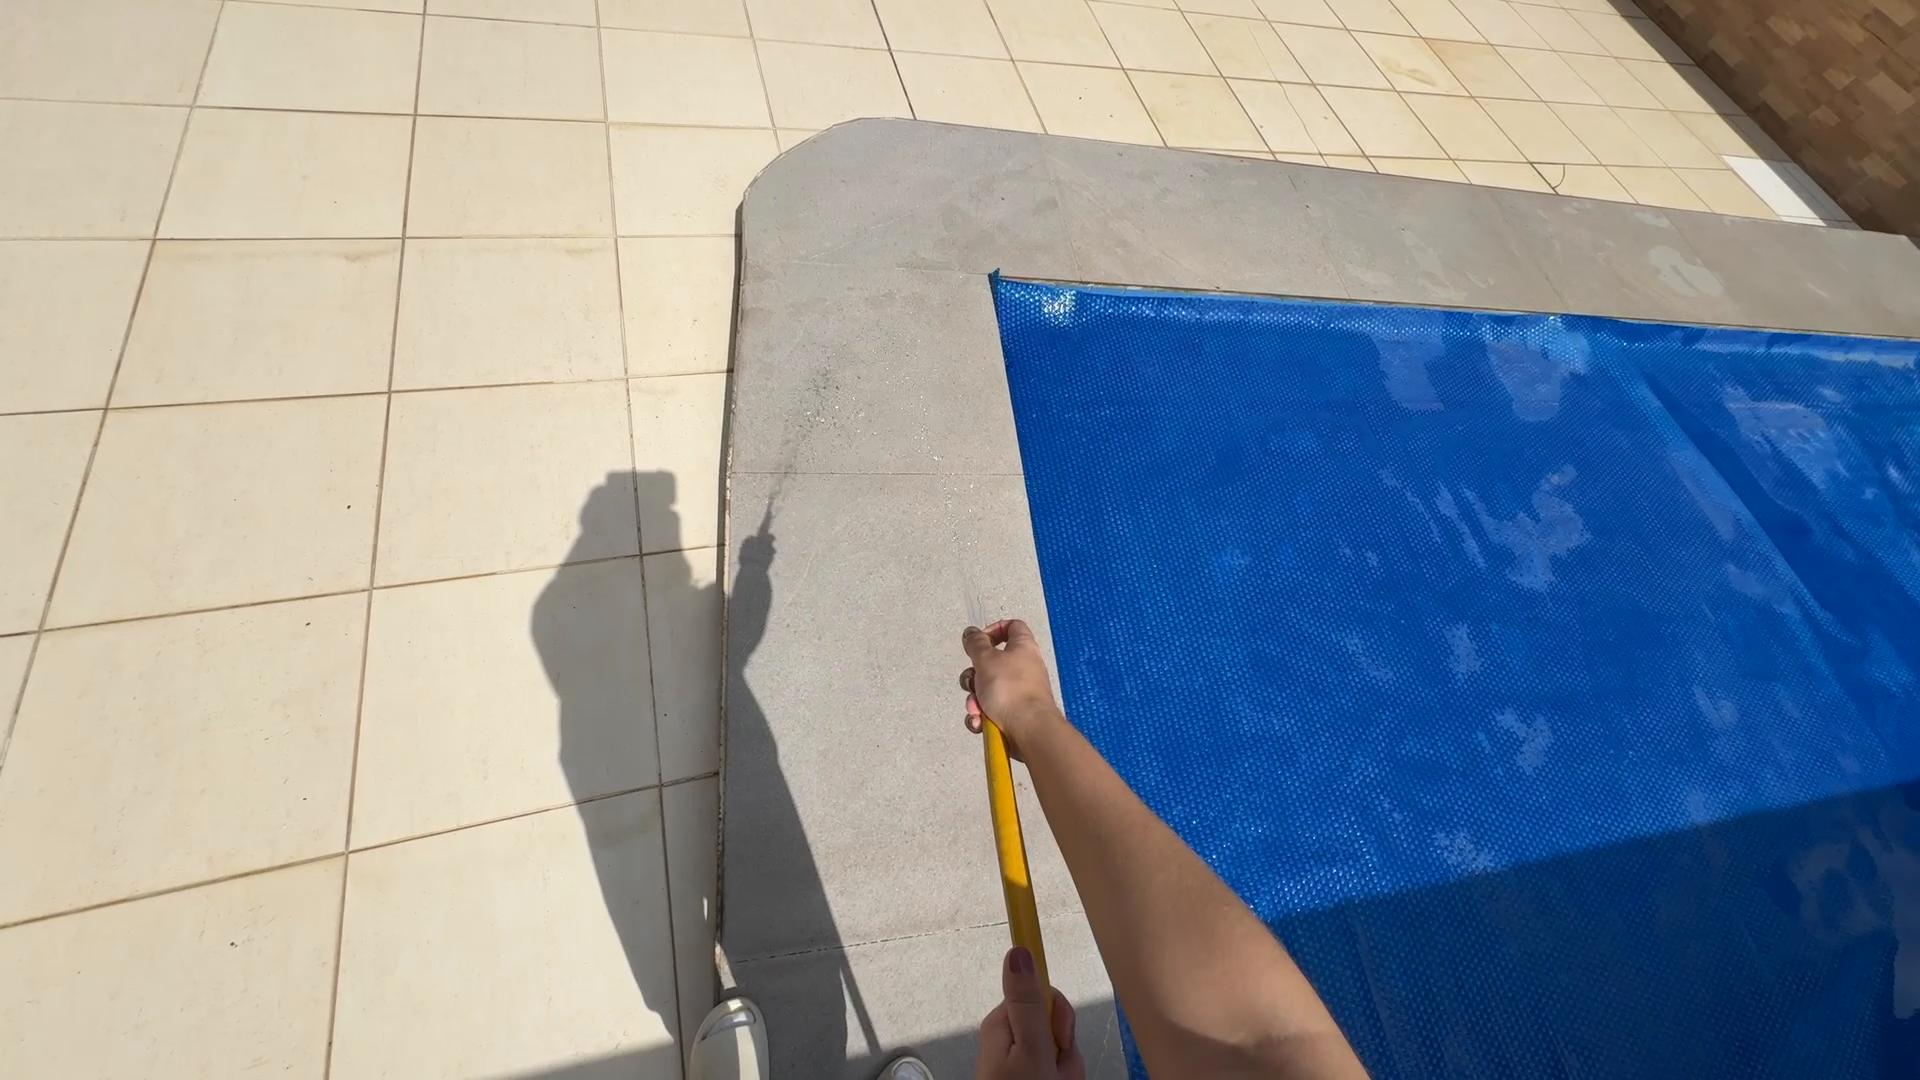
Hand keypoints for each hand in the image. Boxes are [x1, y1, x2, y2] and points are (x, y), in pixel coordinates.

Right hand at [961, 620, 1062, 755]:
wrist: (1029, 730)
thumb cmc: (1009, 688)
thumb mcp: (986, 659)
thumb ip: (975, 644)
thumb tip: (971, 632)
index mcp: (1023, 647)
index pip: (1012, 626)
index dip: (993, 630)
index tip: (978, 642)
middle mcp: (1023, 667)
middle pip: (992, 662)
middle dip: (975, 675)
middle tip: (973, 682)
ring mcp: (1019, 692)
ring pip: (987, 688)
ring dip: (975, 698)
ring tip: (977, 709)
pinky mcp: (1014, 714)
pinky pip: (991, 710)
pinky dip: (982, 716)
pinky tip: (981, 722)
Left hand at [978, 947, 1083, 1079]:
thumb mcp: (1029, 1048)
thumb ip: (1028, 1002)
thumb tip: (1019, 949)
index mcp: (1002, 1022)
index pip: (1040, 994)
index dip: (1058, 1014)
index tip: (1061, 1036)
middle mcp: (1008, 1037)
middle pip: (1053, 1026)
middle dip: (1065, 1051)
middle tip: (1057, 1074)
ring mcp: (1018, 1061)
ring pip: (1060, 1053)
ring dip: (1066, 1072)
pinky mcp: (1028, 1077)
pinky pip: (1056, 1073)